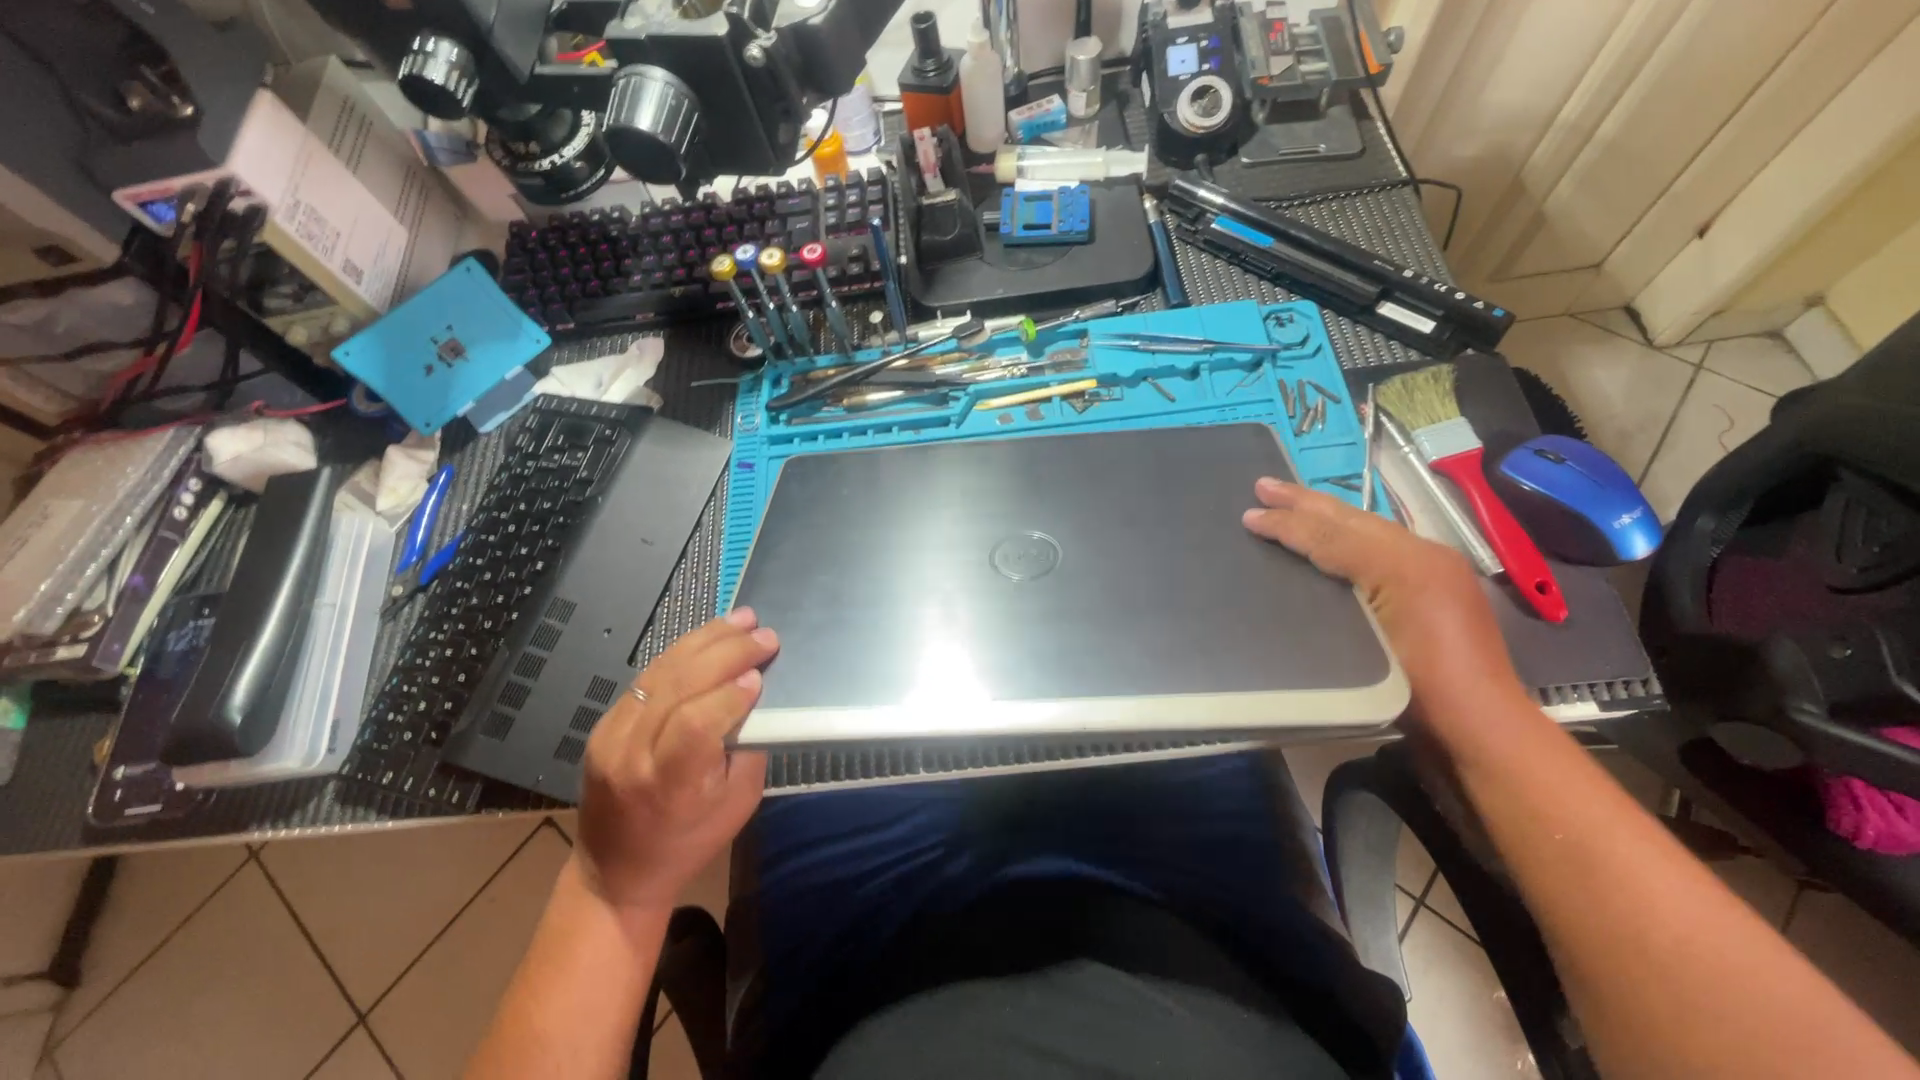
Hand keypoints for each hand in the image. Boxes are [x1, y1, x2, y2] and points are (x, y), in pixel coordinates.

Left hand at [575, 608, 777, 910]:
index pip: (698, 721)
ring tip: (740, 620)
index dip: (731, 693)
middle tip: (763, 634)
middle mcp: (633, 753)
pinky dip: (682, 655)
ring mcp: (611, 735)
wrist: (615, 871)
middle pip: (680, 684)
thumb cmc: (689, 842)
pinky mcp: (603, 725)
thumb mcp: (737, 803)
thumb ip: (748, 746)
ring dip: (705, 640)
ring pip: (661, 671)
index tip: (762, 676)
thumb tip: (755, 695)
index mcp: (670, 783)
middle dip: (727, 652)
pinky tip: (708, 640)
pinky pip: (647, 679)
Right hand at [1241, 477, 1529, 726]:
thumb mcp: (1370, 640)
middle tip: (1263, 484)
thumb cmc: (1420, 690)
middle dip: (1306, 502)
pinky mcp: (1437, 589)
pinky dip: (1348, 535)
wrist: (1479, 729)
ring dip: (1326, 514)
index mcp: (1408, 563)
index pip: (1335, 534)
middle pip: (1354, 520)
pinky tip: (1331, 537)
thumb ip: (1341, 588)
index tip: (1248, 515)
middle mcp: (1424, 556)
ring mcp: (1435, 571)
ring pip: (1370, 528)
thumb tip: (1302, 552)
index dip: (1289, 523)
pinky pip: (1384, 546)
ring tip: (1290, 500)